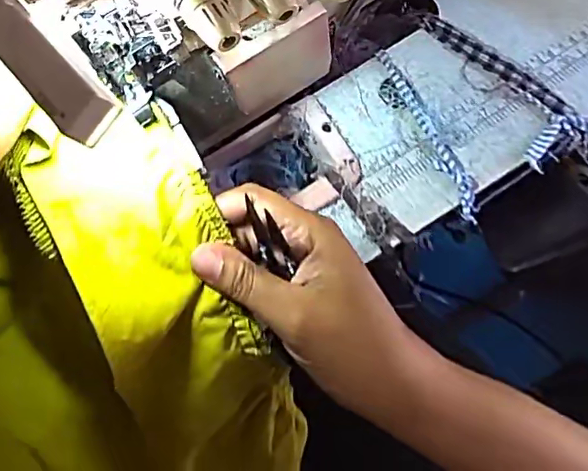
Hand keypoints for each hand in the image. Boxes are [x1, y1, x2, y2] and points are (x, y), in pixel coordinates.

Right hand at [191, 185, 432, 420]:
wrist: (399, 387)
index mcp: (309, 230)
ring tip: (203, 285)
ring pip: (260, 250)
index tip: (188, 235)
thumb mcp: (292, 314)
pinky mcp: (309, 286)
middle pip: (254, 222)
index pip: (254, 199)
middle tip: (190, 267)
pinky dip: (250, 283)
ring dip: (235, 265)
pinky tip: (232, 302)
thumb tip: (198, 253)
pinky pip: (270, 272)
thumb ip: (245, 281)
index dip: (220, 210)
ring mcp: (310, 262)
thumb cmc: (352, 347)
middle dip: (223, 240)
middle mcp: (308, 237)